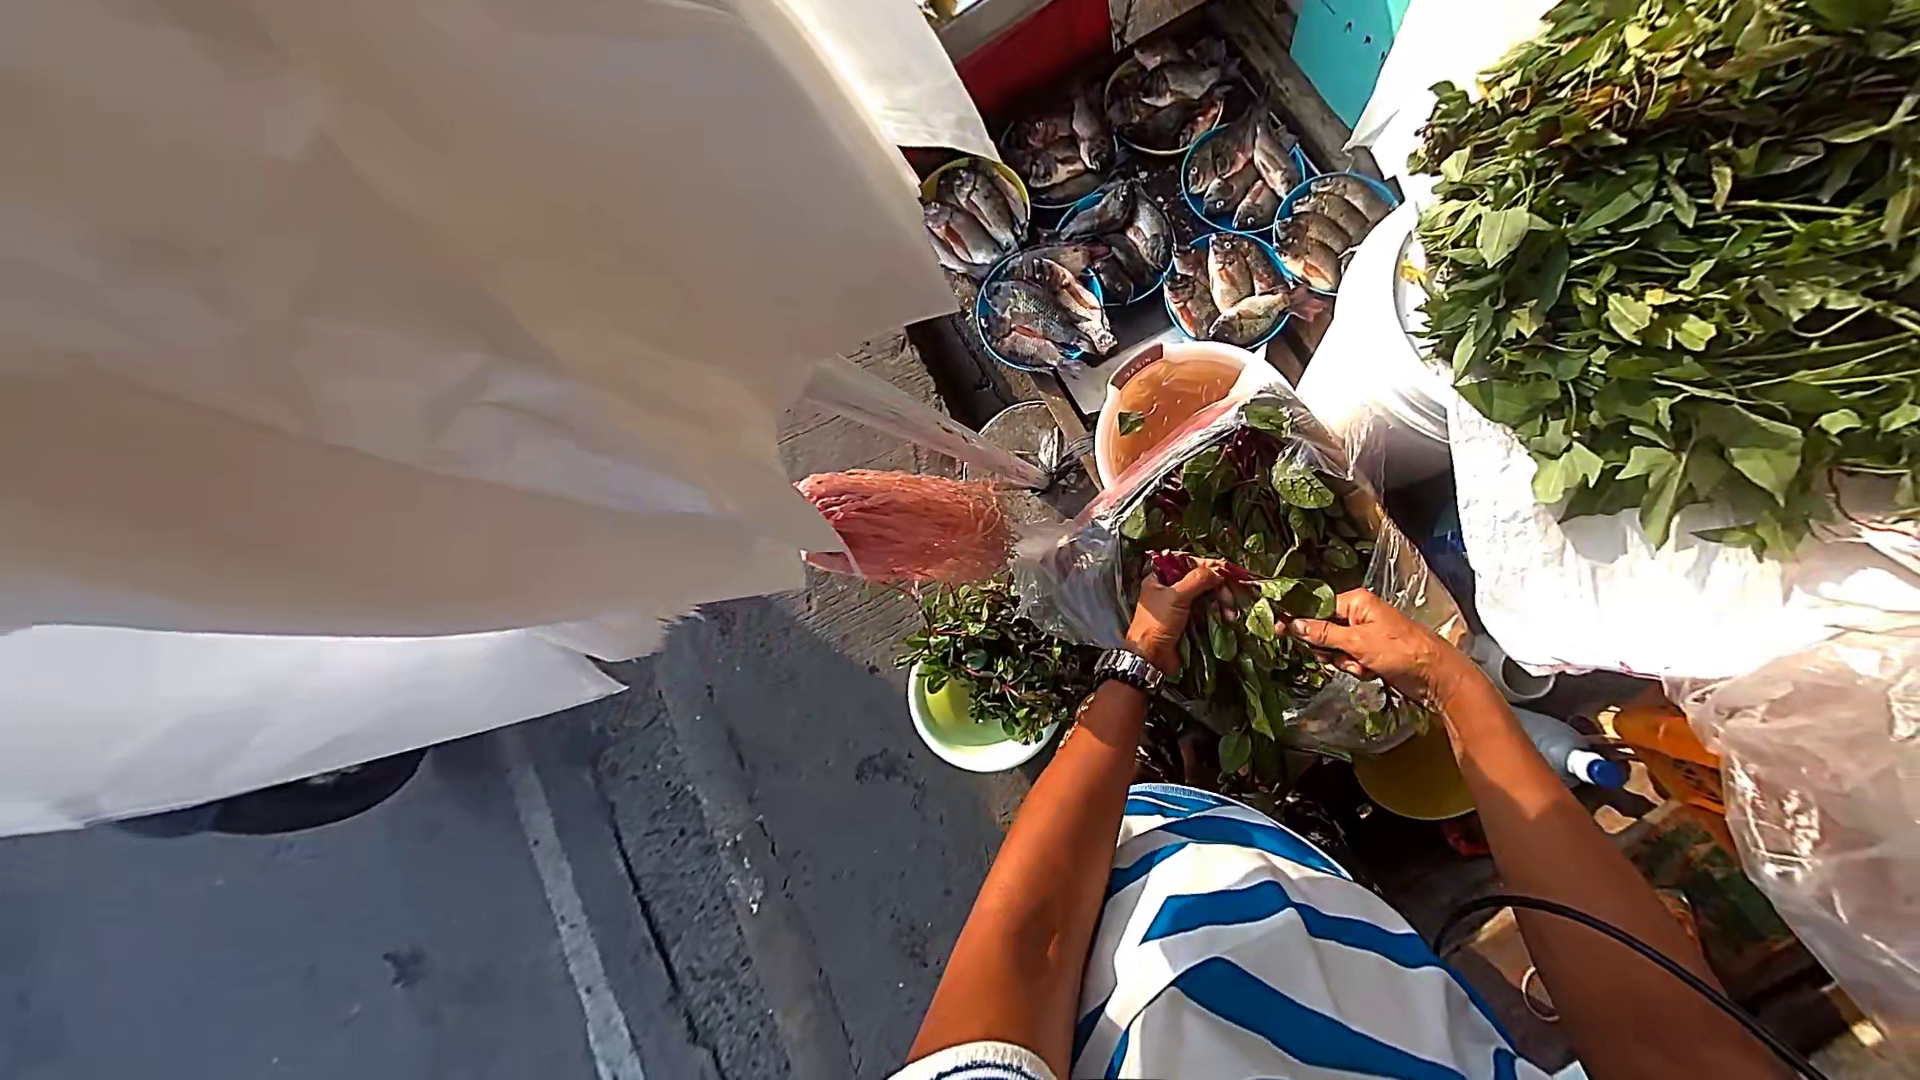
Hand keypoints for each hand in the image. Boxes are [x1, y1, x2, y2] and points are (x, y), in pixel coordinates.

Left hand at [1126, 559, 1224, 674]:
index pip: (1187, 562)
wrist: (1151, 658)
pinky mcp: (1190, 620)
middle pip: (1201, 579)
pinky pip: (1209, 610)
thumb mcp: (1175, 597)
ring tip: (1230, 615)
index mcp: (1161, 578)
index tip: (1225, 570)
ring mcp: (1181, 605)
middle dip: (1219, 587)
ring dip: (1222, 602)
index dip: (1207, 565)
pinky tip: (1228, 619)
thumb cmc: (1156, 625)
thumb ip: (1197, 580)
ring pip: (1208, 595)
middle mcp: (1171, 588)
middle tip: (1230, 598)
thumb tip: (1219, 569)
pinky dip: (1219, 613)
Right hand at [1285, 589, 1479, 702]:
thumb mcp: (1357, 641)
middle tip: (1340, 657)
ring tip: (1363, 666)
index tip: (1279, 630)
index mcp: (1355, 602)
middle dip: (1328, 648)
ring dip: (1344, 661)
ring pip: (1333, 648)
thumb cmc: (1401, 652)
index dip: (1298, 620)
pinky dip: (1355, 668)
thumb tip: (1292, 624)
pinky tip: (1371, 672)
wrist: (1439, 679)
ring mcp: (1364, 633)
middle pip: (1321, 629)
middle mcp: (1358, 614)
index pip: (1315, 607)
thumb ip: (1322, 633)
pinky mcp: (1370, 651)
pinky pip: (1348, 658)